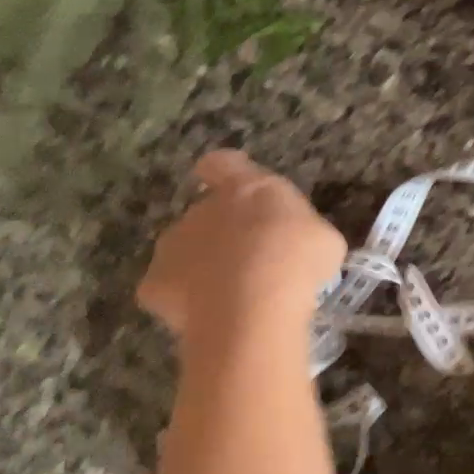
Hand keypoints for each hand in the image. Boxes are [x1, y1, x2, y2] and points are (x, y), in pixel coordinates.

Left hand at [137, 150, 344, 349]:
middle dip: (226, 228)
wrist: (251, 309)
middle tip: (257, 253)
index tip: (240, 185)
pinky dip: (190, 294)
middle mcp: (200, 211)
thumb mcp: (321, 235)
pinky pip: (172, 284)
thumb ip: (294, 228)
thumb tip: (288, 238)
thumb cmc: (298, 259)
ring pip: (188, 248)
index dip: (228, 171)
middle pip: (207, 211)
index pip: (221, 164)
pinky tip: (215, 308)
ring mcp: (170, 248)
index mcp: (246, 189)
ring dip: (207, 261)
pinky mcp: (152, 285)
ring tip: (237, 287)